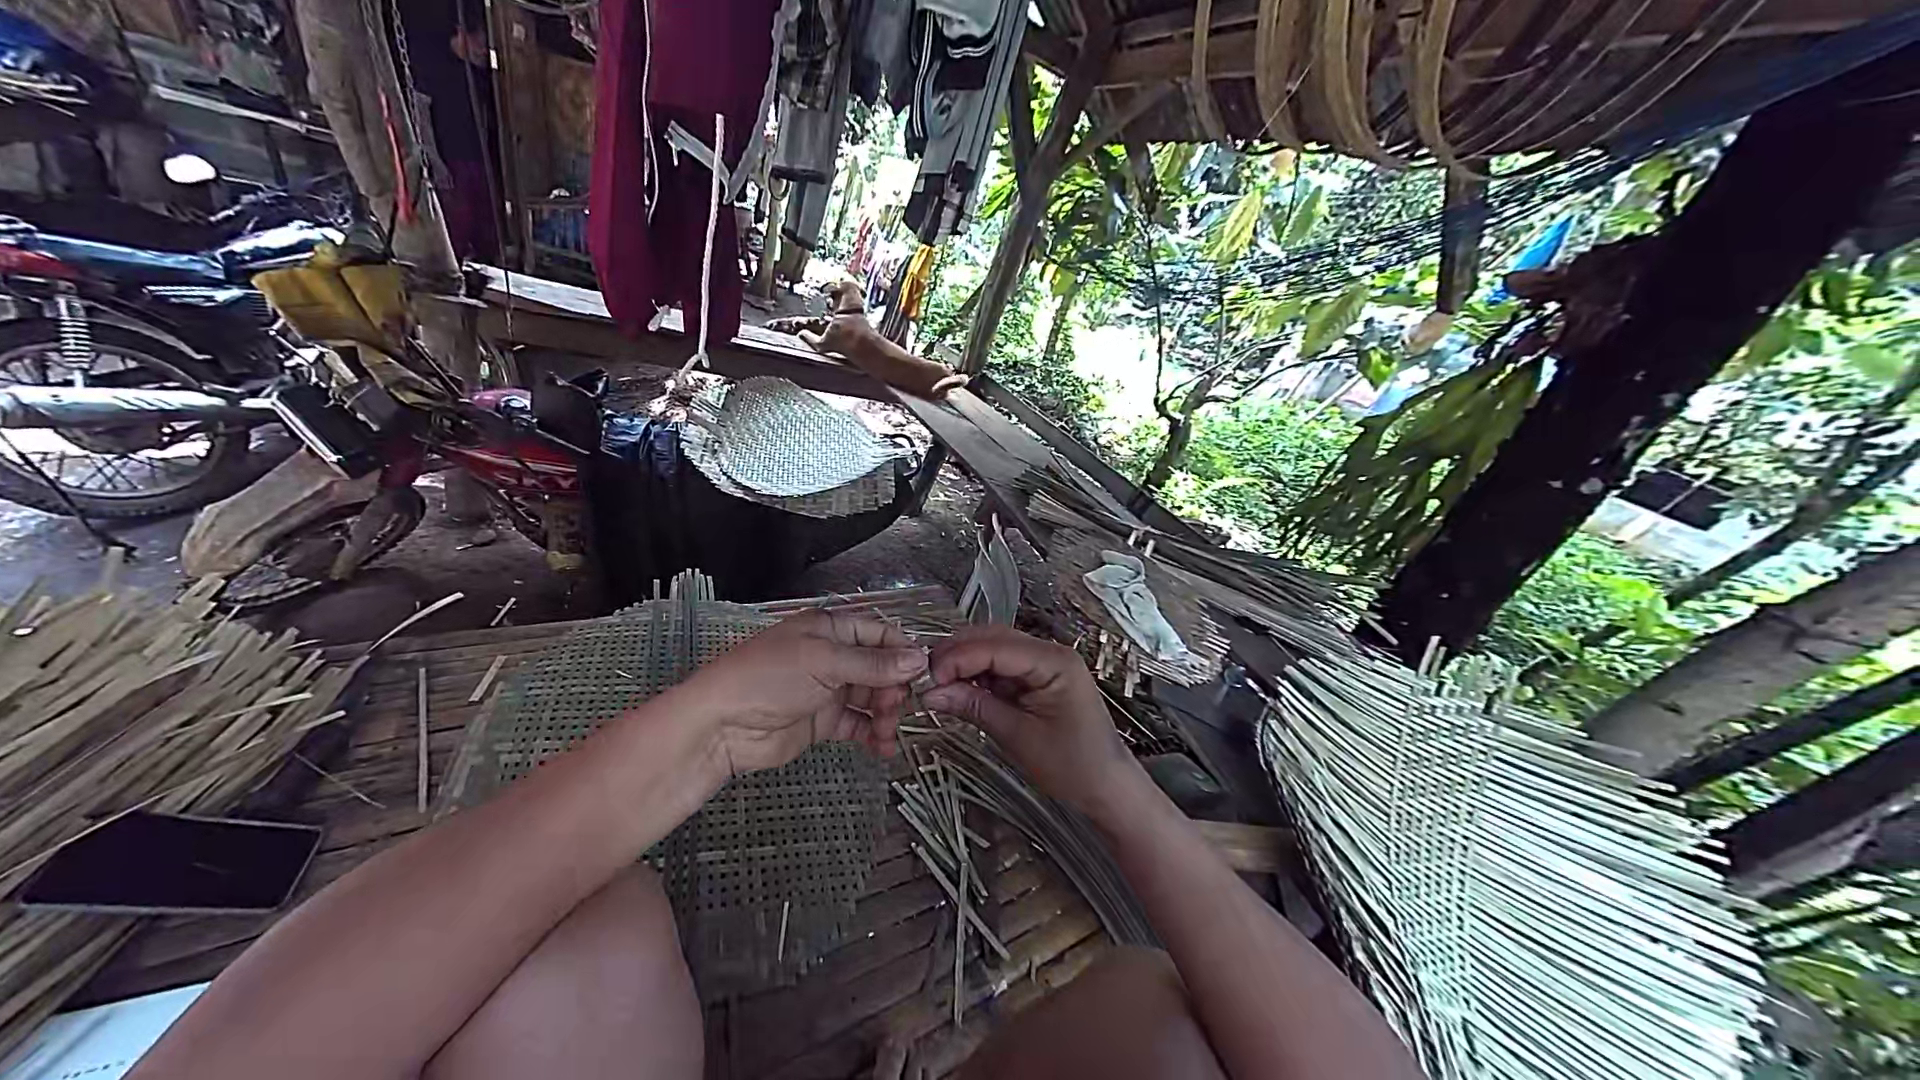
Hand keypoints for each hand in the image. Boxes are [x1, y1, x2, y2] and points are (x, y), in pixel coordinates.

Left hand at [672, 611, 927, 774]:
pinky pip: (858, 725)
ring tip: (887, 733)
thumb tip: (918, 659)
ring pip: (872, 698)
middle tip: (897, 708)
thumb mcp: (823, 662)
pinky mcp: (823, 722)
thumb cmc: (767, 678)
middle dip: (895, 688)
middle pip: (880, 668)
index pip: (879, 633)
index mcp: (830, 629)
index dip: (902, 651)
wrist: (720, 727)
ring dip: (886, 715)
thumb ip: (873, 664)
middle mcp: (833, 656)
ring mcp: (828, 691)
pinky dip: (872, 735)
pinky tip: (882, 748)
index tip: (923, 673)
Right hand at [921, 626, 1144, 819]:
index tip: (927, 677)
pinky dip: (978, 676)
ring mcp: (1044, 663)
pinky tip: (960, 689)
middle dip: (956, 655)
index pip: (994, 647)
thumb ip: (975, 706)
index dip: (957, 658)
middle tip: (925, 679)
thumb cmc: (1072, 765)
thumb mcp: (1017, 736)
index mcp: (1053, 661)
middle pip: (992, 639)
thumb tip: (930, 692)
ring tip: (938, 685)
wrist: (1107, 787)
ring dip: (965, 664)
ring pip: (993, 650)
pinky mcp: (1038, 678)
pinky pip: (1001, 667)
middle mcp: (1050, 652)